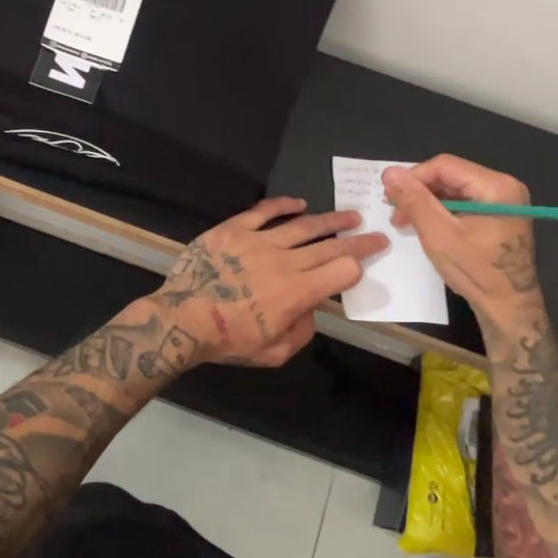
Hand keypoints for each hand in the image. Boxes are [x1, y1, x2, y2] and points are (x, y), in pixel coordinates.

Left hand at [149, 197, 387, 367]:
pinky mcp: (234, 229)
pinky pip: (264, 211)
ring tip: (349, 215)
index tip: (364, 263)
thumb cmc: (228, 341)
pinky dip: (284, 204)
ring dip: (330, 219)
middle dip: (358, 240)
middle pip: (331, 245)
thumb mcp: (274, 353)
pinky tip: (299, 203)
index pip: (344, 270)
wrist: (182, 320)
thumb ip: (302, 332)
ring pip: (303, 224)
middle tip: (375, 234)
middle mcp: (285, 261)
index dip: (358, 266)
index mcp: (298, 293)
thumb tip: (310, 310)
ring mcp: (259, 241)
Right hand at [381, 155, 544, 324]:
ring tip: (405, 220)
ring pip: (453, 188)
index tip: (389, 197)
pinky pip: (462, 201)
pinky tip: (424, 224)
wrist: (507, 306)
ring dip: (426, 201)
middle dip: (419, 191)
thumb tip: (389, 172)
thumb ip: (414, 200)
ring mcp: (503, 200)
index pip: (445, 165)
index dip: (413, 177)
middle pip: (449, 175)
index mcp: (496, 186)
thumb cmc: (475, 270)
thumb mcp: (438, 234)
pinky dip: (440, 210)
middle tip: (395, 212)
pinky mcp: (497, 213)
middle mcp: (504, 186)